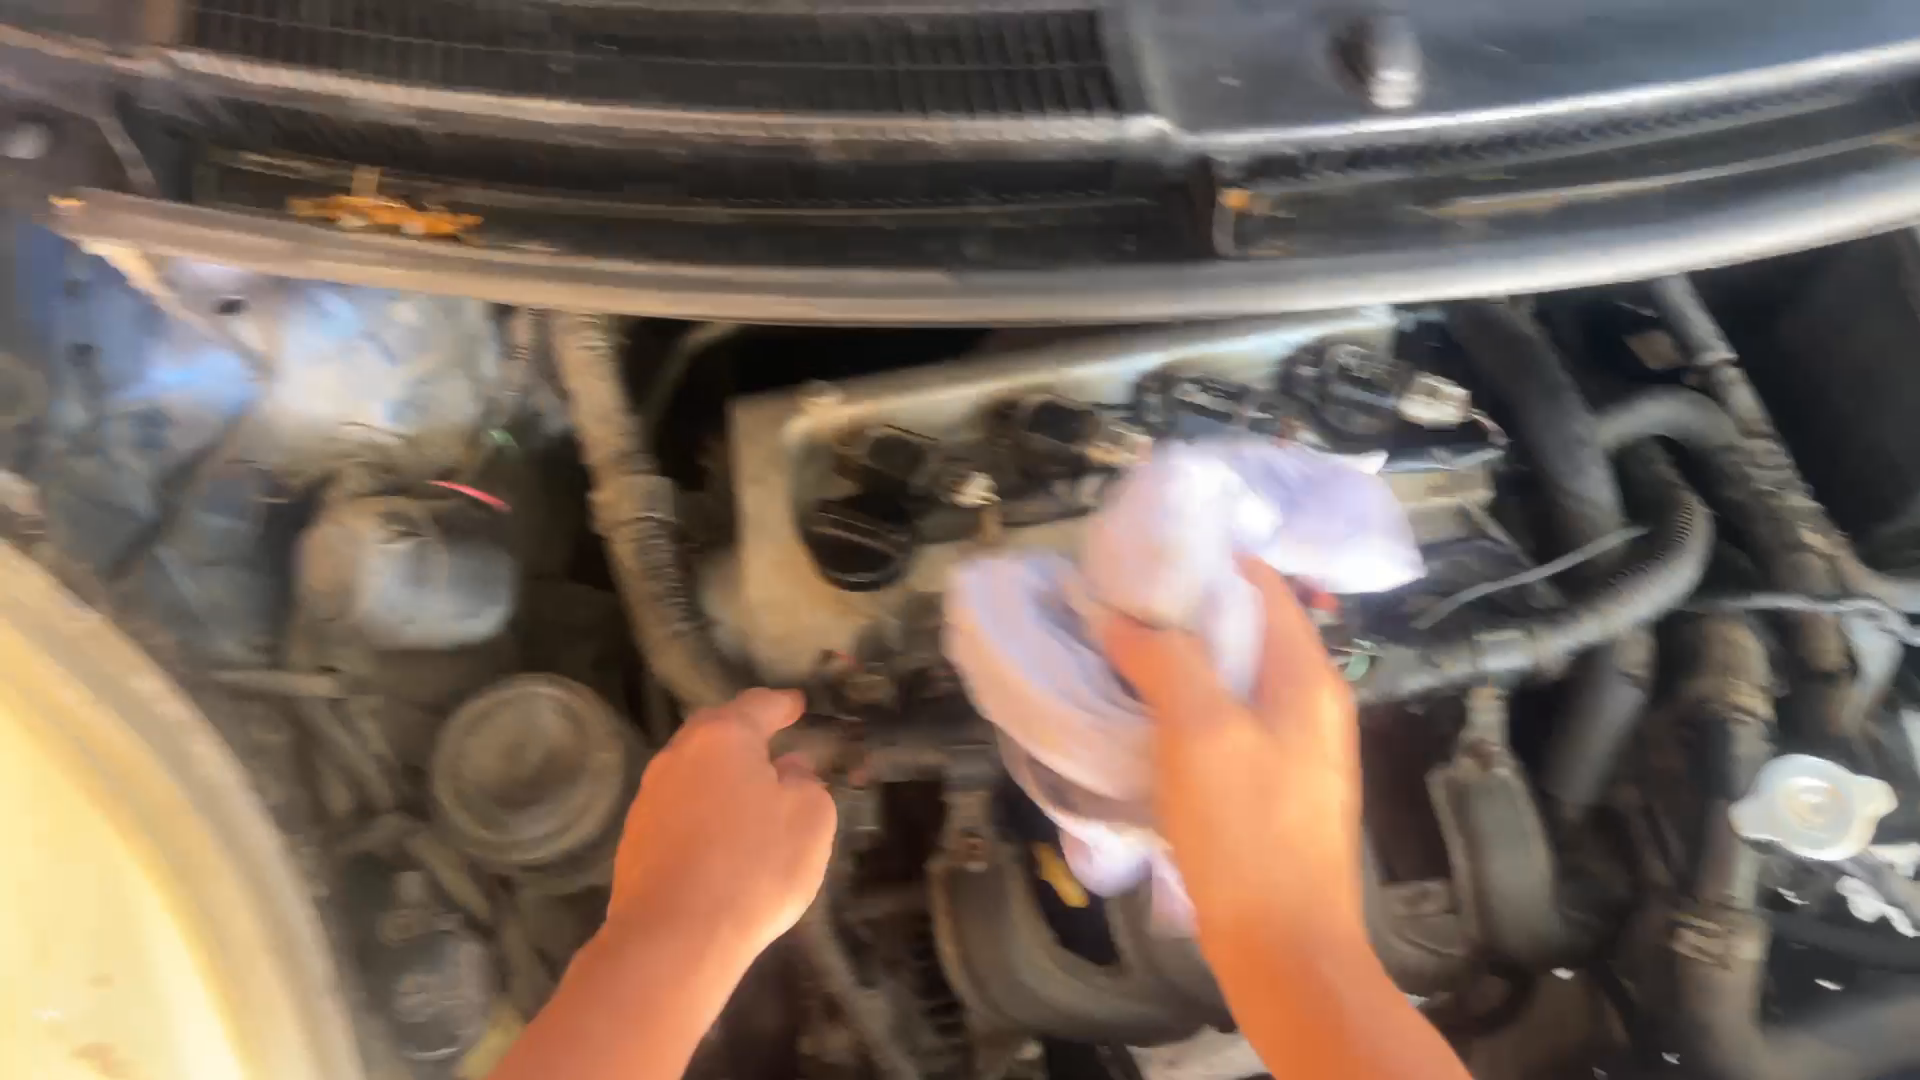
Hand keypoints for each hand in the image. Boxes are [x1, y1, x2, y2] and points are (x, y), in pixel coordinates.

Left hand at [606, 688, 836, 957]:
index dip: (783, 704)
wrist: (672, 942)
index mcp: (724, 737)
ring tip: (750, 794)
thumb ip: (806, 783)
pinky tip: (720, 836)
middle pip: (716, 730)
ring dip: (721, 774)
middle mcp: (679, 756)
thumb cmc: (754, 866)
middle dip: (745, 732)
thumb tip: (789, 770)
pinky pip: (679, 808)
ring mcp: (649, 798)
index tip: (799, 704)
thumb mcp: (811, 819)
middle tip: (773, 741)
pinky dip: (702, 810)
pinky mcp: (634, 840)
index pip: (759, 705)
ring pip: (693, 769)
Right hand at [1101, 558, 1365, 936]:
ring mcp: (1292, 744)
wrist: (1283, 951)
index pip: (1262, 586)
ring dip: (1180, 657)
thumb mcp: (1200, 731)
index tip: (1144, 560)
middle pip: (1244, 629)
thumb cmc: (1246, 831)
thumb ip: (1166, 661)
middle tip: (1119, 606)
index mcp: (1306, 677)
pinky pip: (1224, 717)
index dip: (1206, 564)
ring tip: (1121, 650)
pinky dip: (1185, 700)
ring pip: (1230, 675)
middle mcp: (1308, 701)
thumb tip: (1122, 620)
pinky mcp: (1270, 779)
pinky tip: (1144, 711)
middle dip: (1183, 611)